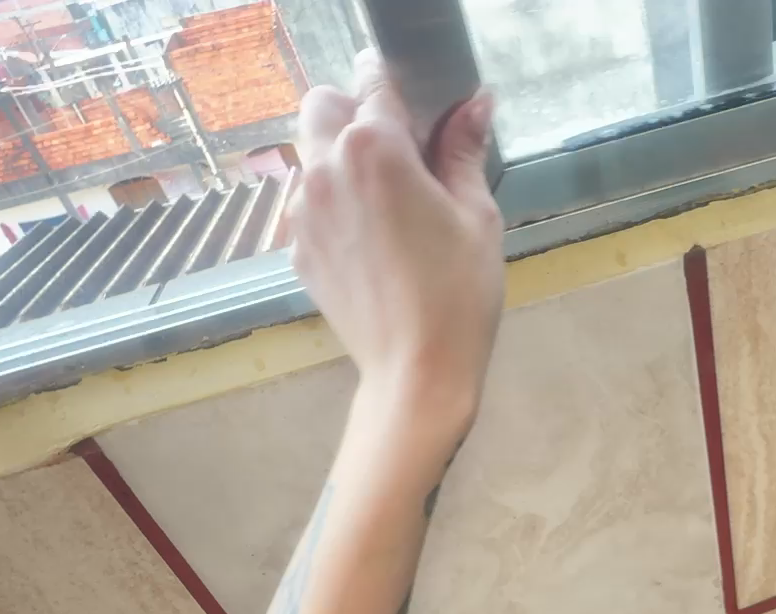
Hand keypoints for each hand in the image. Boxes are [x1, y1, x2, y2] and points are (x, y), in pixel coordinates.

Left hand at [285, 50, 503, 435]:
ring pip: (310, 156)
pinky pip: (309, 207)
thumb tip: (475, 104)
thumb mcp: (478, 219)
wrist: (417, 372)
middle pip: (323, 105)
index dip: (402, 92)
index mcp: (375, 148)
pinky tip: (371, 249)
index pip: (374, 79)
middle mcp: (326, 167)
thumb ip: (465, 152)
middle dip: (355, 116)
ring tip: (385, 211)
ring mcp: (303, 211)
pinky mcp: (298, 251)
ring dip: (340, 162)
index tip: (423, 120)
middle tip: (399, 159)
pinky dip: (333, 209)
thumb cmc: (460, 296)